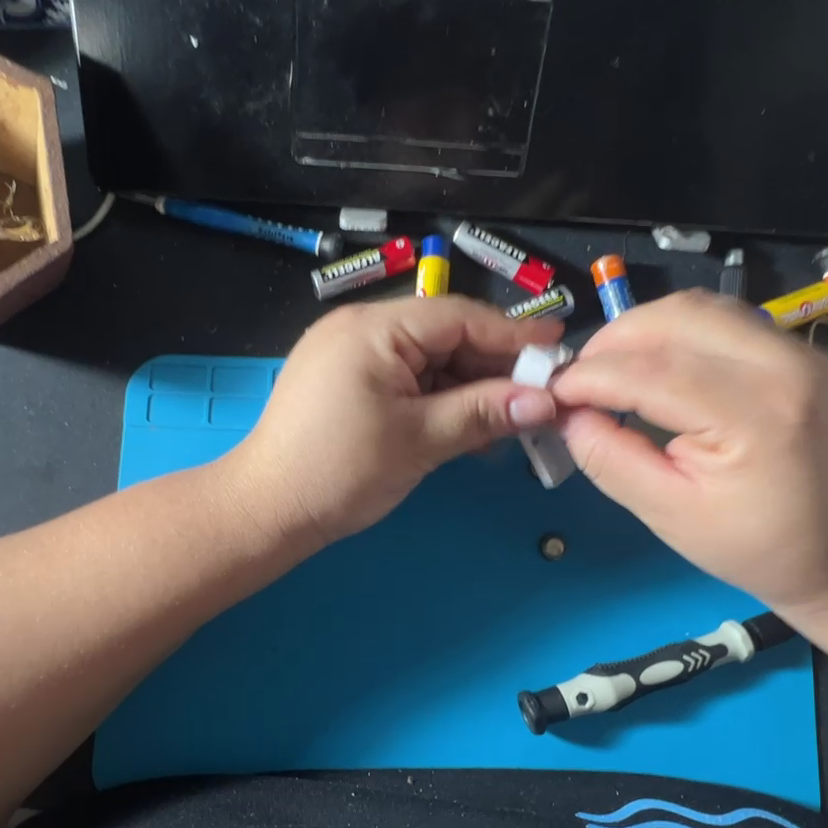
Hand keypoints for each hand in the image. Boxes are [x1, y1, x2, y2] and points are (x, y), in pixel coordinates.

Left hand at [228, 295, 562, 543]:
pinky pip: (404, 379)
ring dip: (468, 389)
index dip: (513, 336)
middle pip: (444, 336)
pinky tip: (468, 427)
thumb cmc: (340, 471)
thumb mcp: (421, 440)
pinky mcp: (345, 382)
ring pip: (427, 361)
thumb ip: (484, 412)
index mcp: (373, 329)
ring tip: (509, 422)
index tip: (560, 352)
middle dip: (492, 369)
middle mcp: (359, 329)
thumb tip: (546, 400)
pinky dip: (437, 400)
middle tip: (539, 398)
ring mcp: (348, 355)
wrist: (268, 510)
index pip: (459, 317)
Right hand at [551, 289, 827, 614]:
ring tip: (609, 372)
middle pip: (671, 319)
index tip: (549, 395)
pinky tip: (651, 366)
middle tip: (577, 383)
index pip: (650, 371)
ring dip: (638, 331)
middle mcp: (779, 365)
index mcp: (753, 416)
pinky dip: (670, 331)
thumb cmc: (759, 546)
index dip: (588, 377)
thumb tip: (566, 414)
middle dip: (608, 343)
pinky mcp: (792, 348)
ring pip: (693, 306)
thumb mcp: (670, 515)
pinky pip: (717, 317)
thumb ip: (611, 459)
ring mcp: (792, 349)